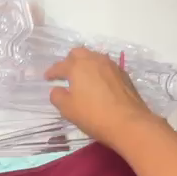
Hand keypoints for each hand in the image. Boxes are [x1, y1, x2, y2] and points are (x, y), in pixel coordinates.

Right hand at [47, 47, 162, 148]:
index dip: (52, 72)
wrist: (129, 123)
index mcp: (77, 66)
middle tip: (66, 74)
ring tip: (83, 77)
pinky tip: (99, 83)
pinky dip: (99, 71)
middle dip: (69, 61)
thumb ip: (57, 96)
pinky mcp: (124, 74)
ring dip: (86, 64)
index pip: (60, 66)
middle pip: (78, 53)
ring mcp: (111, 66)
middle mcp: (94, 60)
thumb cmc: (94, 115)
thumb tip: (57, 89)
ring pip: (94, 57)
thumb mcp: (68, 109)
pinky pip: (106, 67)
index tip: (47, 78)